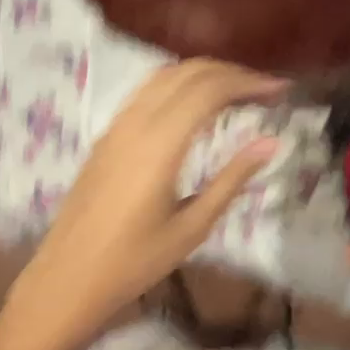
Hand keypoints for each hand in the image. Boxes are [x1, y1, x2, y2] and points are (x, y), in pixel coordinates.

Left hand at [0, 59, 285, 349]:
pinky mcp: (106, 138)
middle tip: (265, 89)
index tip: (281, 90)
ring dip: (202, 75)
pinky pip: (145, 93)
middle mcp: (136, 123)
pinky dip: (178, 86)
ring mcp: (116, 127)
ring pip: (163, 76)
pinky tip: (195, 108)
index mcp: (160, 144)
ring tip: (237, 92)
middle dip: (230, 72)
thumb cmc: (135, 262)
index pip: (210, 89)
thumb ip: (231, 179)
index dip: (248, 82)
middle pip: (187, 72)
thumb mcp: (192, 227)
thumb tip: (271, 143)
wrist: (69, 277)